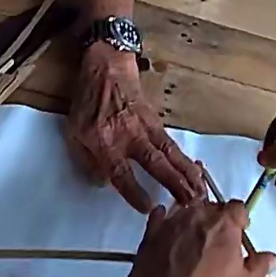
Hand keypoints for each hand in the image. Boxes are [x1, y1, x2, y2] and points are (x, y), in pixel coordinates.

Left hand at [68, 48, 204, 211]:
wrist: (107, 68)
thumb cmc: (88, 101)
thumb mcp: (74, 132)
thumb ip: (88, 159)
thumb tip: (104, 182)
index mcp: (105, 142)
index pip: (121, 173)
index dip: (134, 192)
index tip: (148, 208)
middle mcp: (129, 136)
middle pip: (155, 164)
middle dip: (174, 183)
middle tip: (190, 200)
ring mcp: (146, 128)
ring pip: (170, 153)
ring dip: (186, 172)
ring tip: (201, 187)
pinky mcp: (156, 122)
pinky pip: (171, 143)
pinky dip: (184, 158)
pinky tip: (195, 168)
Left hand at [113, 200, 275, 276]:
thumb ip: (257, 267)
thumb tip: (272, 258)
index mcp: (225, 225)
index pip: (238, 208)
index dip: (240, 220)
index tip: (240, 233)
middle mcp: (198, 216)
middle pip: (212, 207)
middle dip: (217, 220)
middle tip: (218, 243)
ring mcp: (171, 225)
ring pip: (186, 212)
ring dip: (193, 221)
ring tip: (194, 243)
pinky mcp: (148, 238)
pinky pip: (159, 219)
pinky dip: (165, 222)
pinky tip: (169, 235)